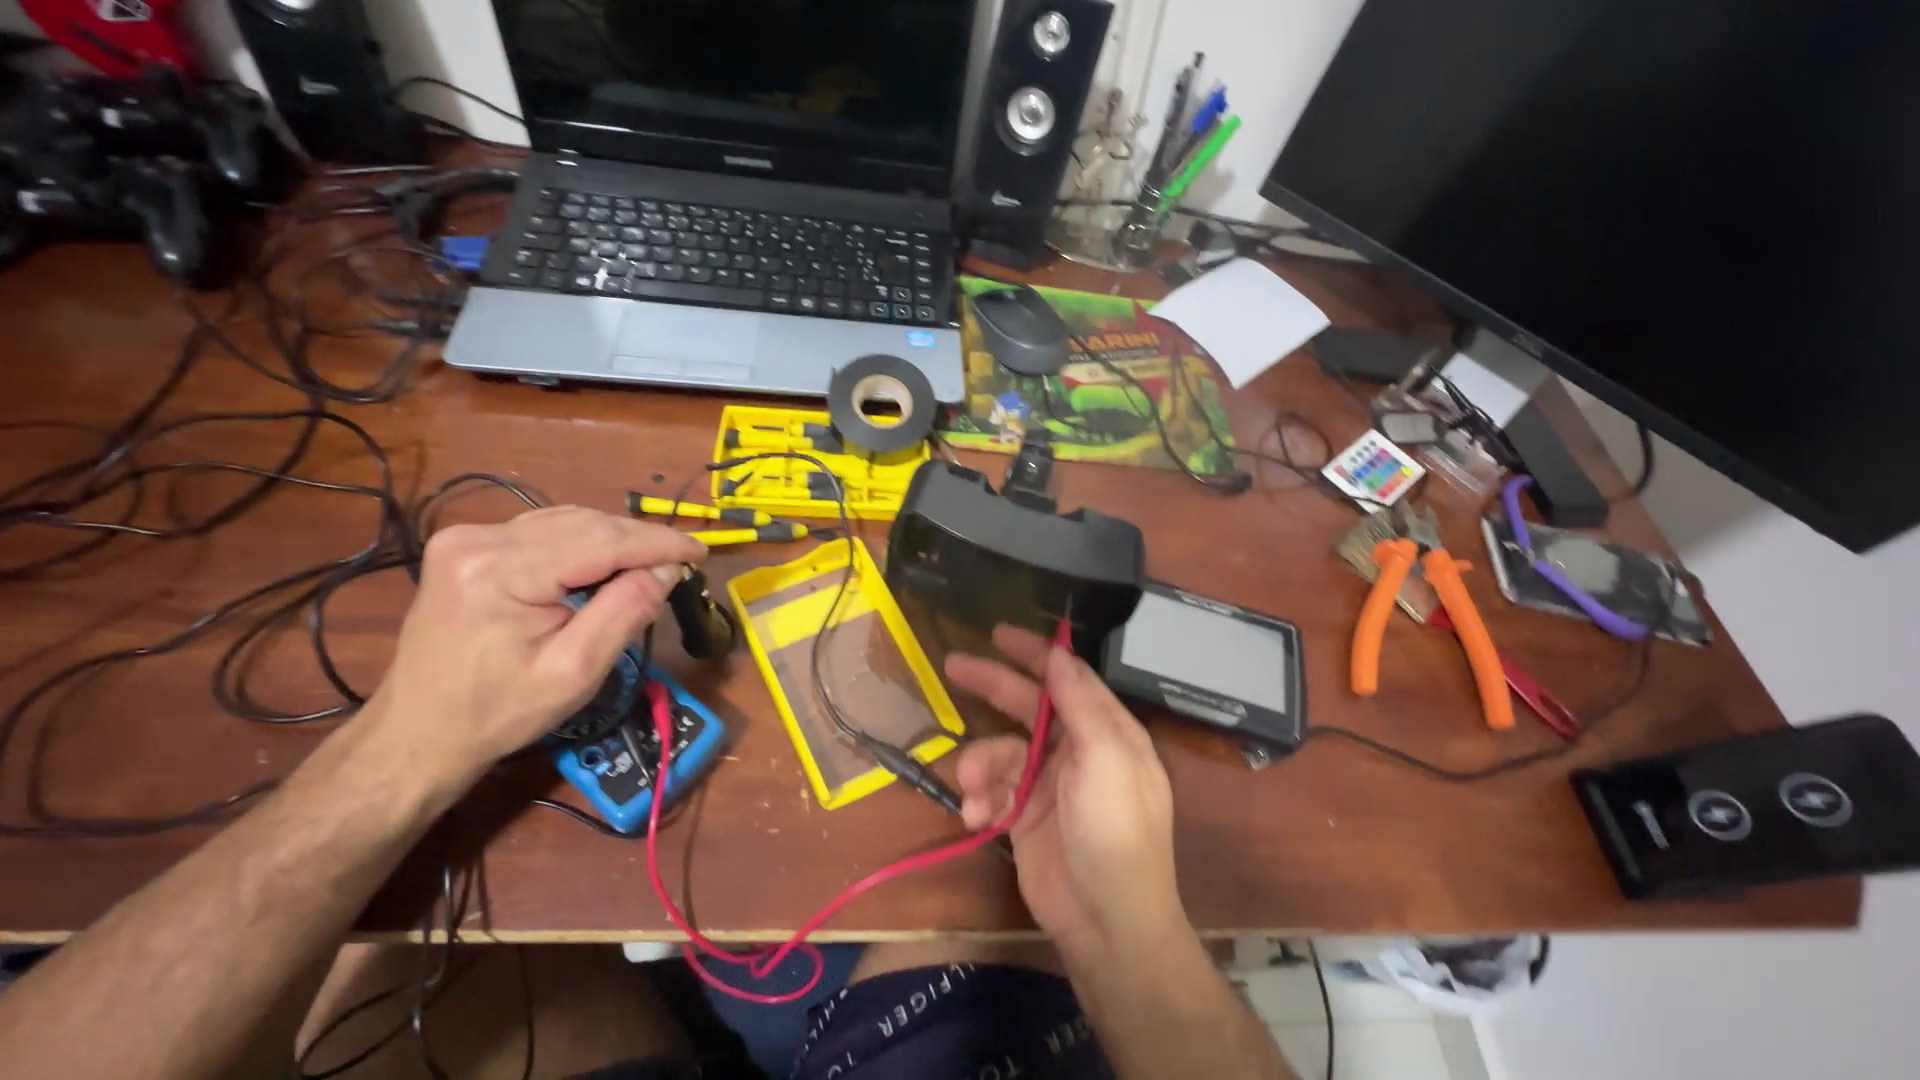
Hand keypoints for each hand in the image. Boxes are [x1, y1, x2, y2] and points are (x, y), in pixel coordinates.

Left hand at [363, 506, 704, 782]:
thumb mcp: (576, 671)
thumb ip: (625, 612)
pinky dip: (582, 543)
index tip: (701, 549)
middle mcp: (480, 539)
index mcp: (501, 570)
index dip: (657, 542)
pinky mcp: (466, 546)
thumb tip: (667, 570)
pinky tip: (604, 564)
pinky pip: (543, 531)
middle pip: (583, 524)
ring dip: (613, 540)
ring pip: (565, 522)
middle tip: (682, 563)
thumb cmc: (500, 712)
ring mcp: (467, 538)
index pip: (601, 539)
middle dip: (638, 540)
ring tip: (651, 565)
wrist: (418, 732)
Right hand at [944, 625, 1185, 957]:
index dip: (1036, 653)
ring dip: (980, 764)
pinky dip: (979, 800)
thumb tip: (1061, 654)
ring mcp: (1048, 785)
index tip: (999, 633)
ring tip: (971, 788)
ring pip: (1001, 752)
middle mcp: (1077, 751)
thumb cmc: (1115, 832)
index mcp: (1106, 732)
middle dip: (991, 686)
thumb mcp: (1107, 760)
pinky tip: (977, 817)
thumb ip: (1081, 705)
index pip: (1068, 678)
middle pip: (1028, 705)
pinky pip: (991, 791)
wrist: (1106, 920)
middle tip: (952, 666)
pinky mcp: (1023, 817)